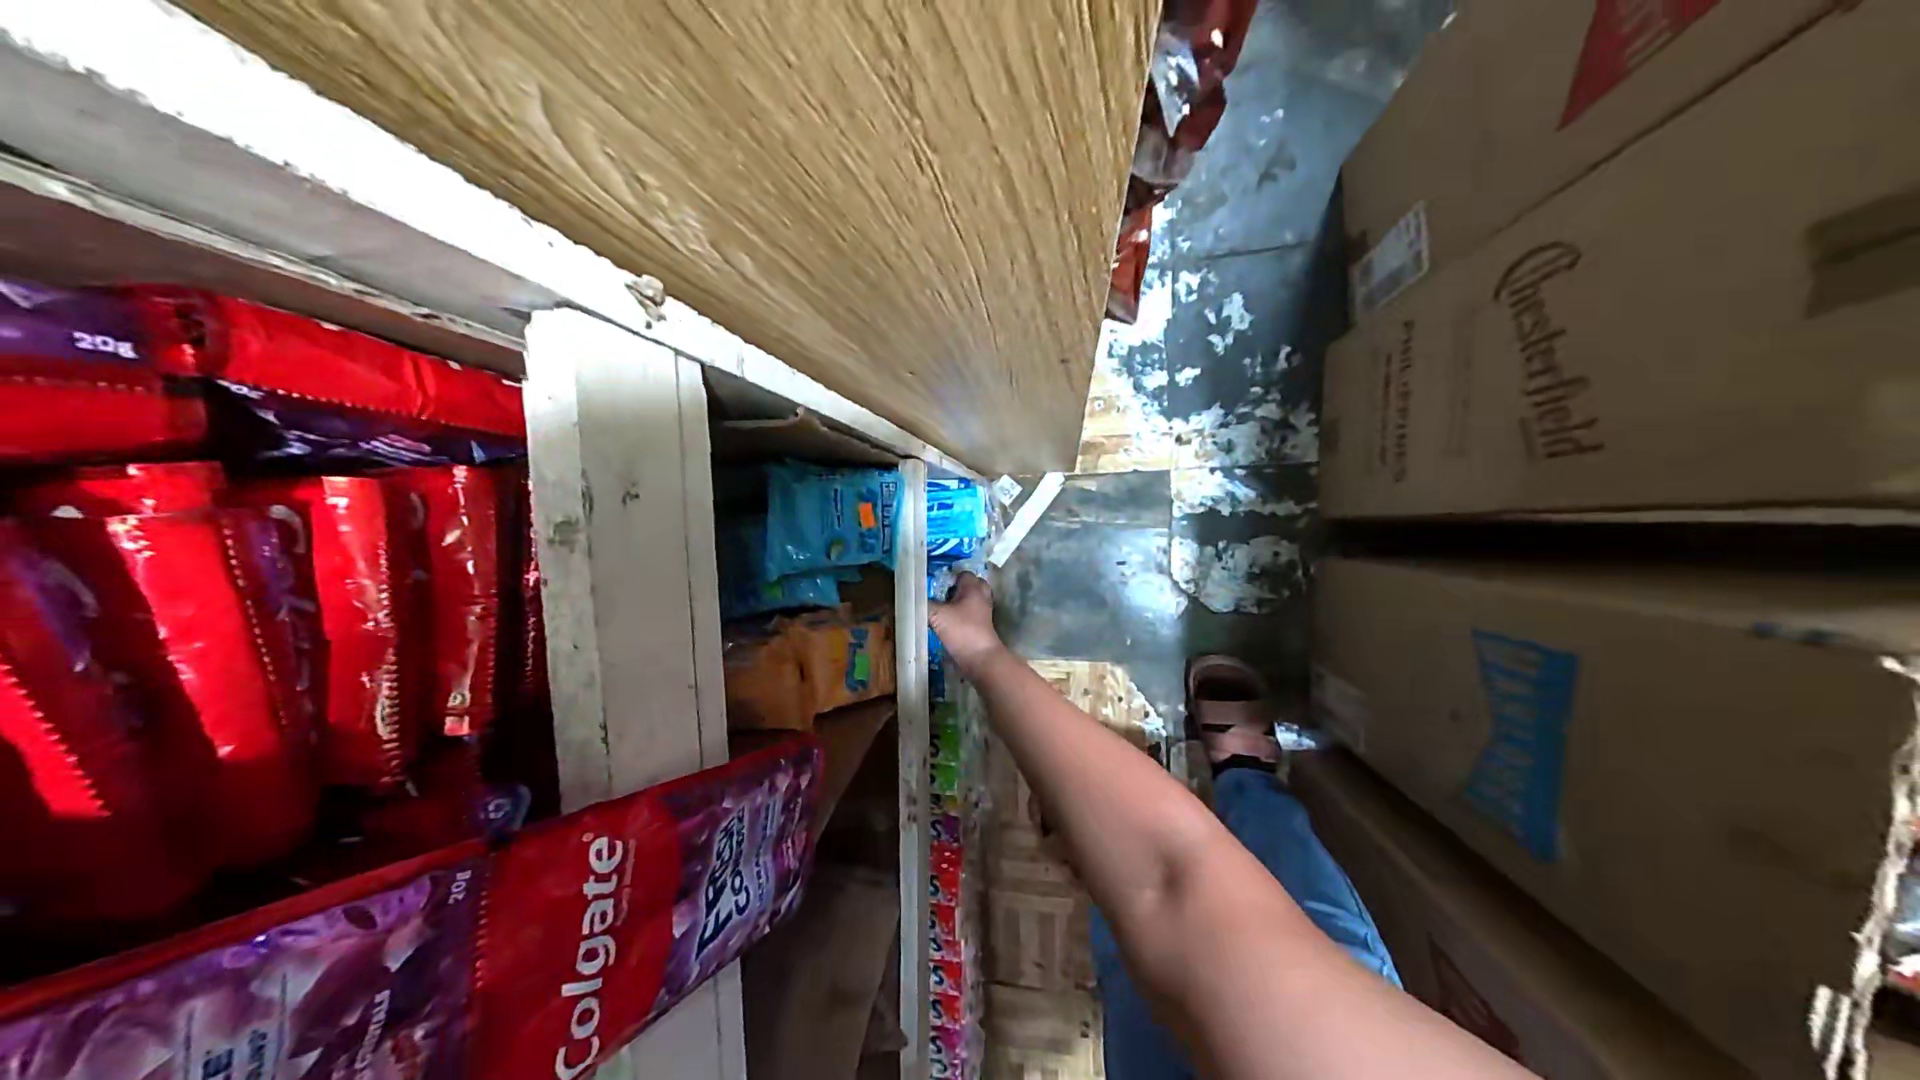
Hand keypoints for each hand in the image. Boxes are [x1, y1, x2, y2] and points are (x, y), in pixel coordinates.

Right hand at [930, 571, 1004, 676]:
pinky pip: (971, 614)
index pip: (963, 573)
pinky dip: (962, 615)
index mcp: (973, 588)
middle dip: (956, 588)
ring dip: (959, 603)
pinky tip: (948, 622)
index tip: (935, 584)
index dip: (949, 576)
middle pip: (971, 585)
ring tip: (942, 608)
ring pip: (971, 601)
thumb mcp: (937, 615)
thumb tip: (914, 598)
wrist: (980, 657)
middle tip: (940, 594)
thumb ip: (925, 603)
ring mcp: (983, 612)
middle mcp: (981, 597)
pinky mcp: (981, 626)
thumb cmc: (961, 630)